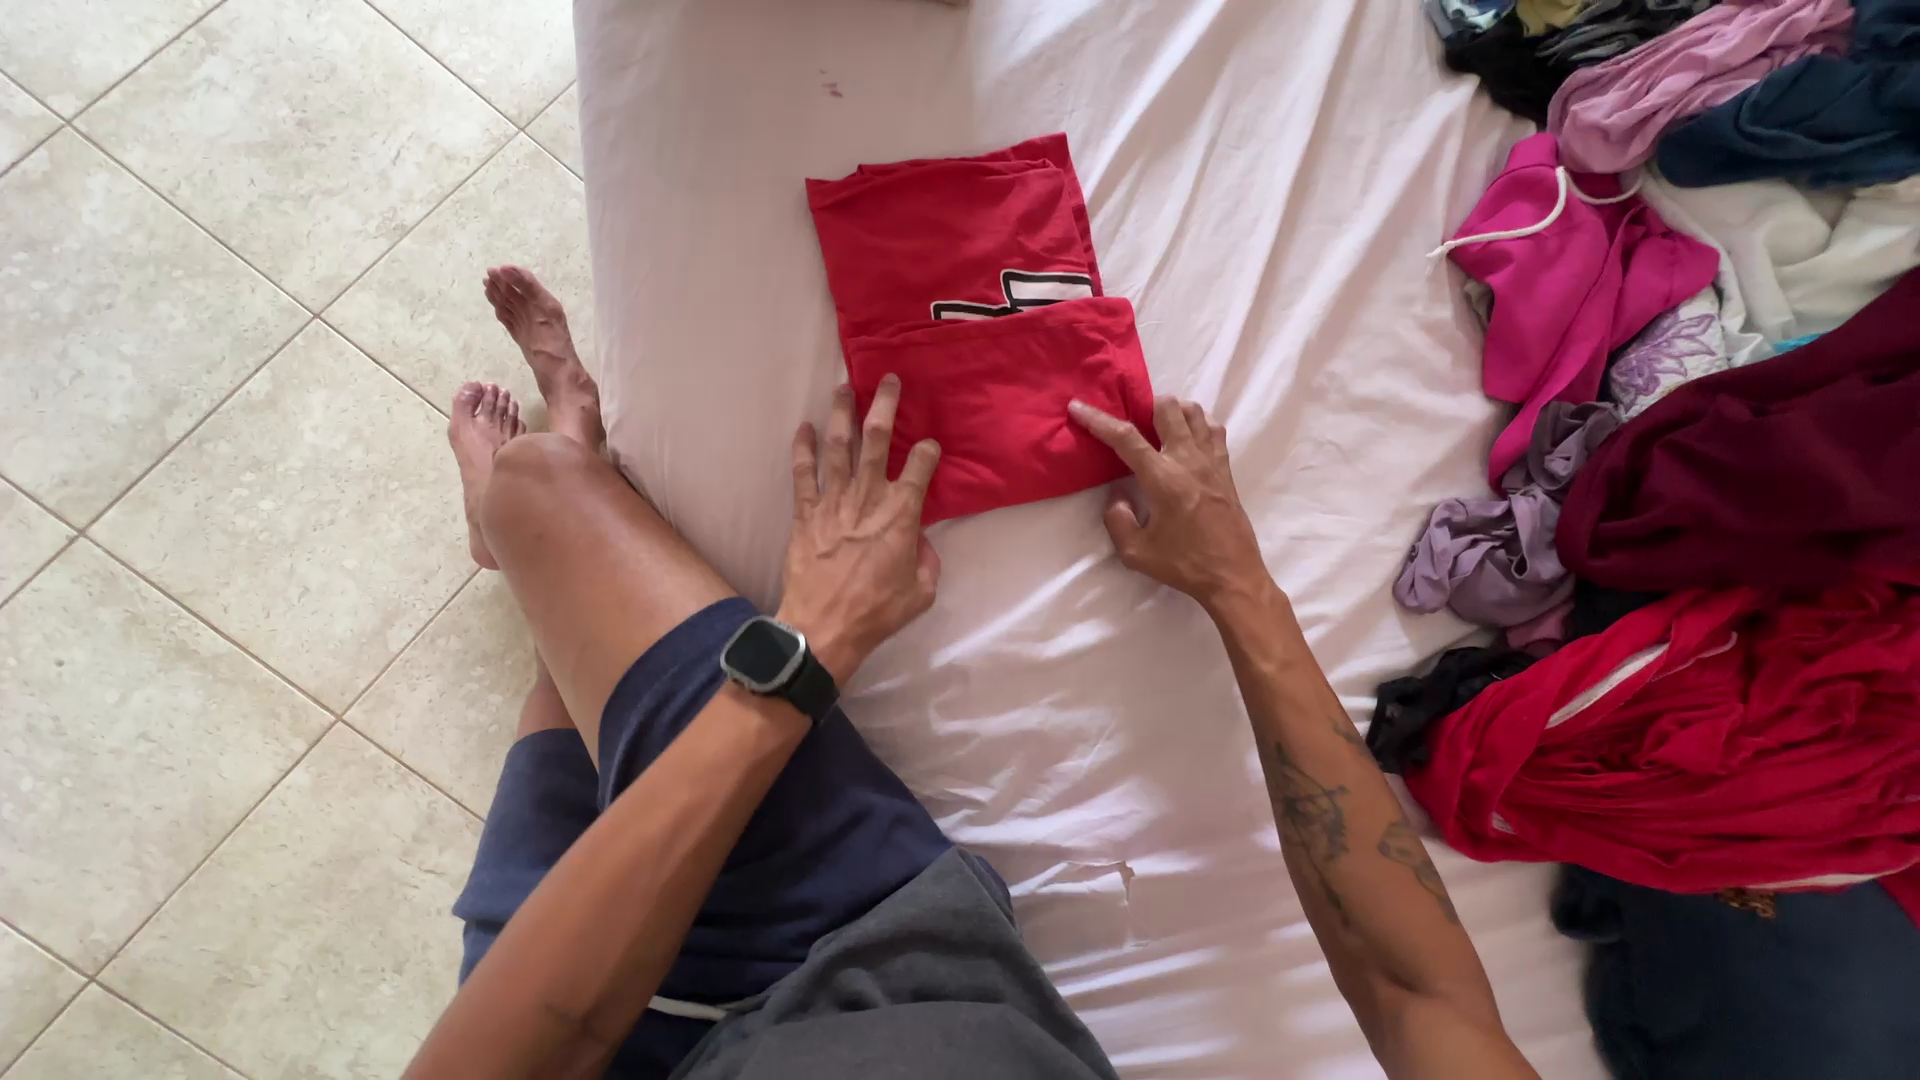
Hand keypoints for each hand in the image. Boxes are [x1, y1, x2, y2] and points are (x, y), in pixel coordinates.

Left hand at [778, 374, 941, 683]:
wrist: (824, 627)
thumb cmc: (878, 612)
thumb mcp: (922, 592)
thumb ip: (927, 561)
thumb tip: (919, 543)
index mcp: (902, 515)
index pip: (921, 467)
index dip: (929, 451)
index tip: (930, 447)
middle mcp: (868, 498)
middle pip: (877, 440)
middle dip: (884, 405)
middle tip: (888, 380)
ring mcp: (833, 502)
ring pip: (838, 447)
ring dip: (841, 414)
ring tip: (843, 387)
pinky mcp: (805, 514)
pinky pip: (803, 474)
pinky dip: (802, 448)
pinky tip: (803, 426)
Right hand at [1068, 396, 1270, 610]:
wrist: (1232, 575)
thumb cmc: (1183, 565)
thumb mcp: (1135, 552)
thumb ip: (1117, 519)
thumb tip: (1116, 495)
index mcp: (1163, 478)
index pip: (1125, 437)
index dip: (1098, 419)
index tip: (1078, 407)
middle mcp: (1188, 460)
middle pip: (1166, 408)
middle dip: (1142, 407)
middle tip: (1130, 424)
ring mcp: (1212, 460)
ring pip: (1193, 411)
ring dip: (1171, 412)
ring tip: (1157, 429)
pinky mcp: (1226, 468)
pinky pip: (1213, 428)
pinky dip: (1196, 423)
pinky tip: (1185, 439)